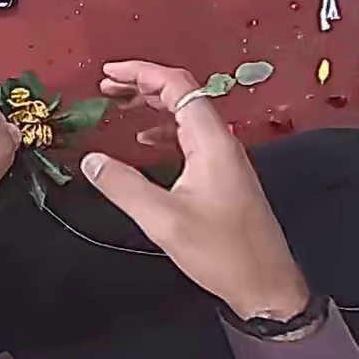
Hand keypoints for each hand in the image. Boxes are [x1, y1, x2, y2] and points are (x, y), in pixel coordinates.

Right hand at [80, 61, 310, 320]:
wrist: (267, 287)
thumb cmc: (223, 252)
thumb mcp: (164, 219)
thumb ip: (123, 185)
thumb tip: (91, 160)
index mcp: (211, 140)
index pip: (177, 85)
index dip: (141, 72)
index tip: (108, 73)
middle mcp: (220, 140)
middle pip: (181, 94)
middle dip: (141, 84)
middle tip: (106, 87)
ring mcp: (223, 157)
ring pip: (184, 114)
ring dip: (151, 104)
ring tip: (119, 105)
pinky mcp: (221, 174)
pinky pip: (188, 136)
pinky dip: (161, 130)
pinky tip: (144, 142)